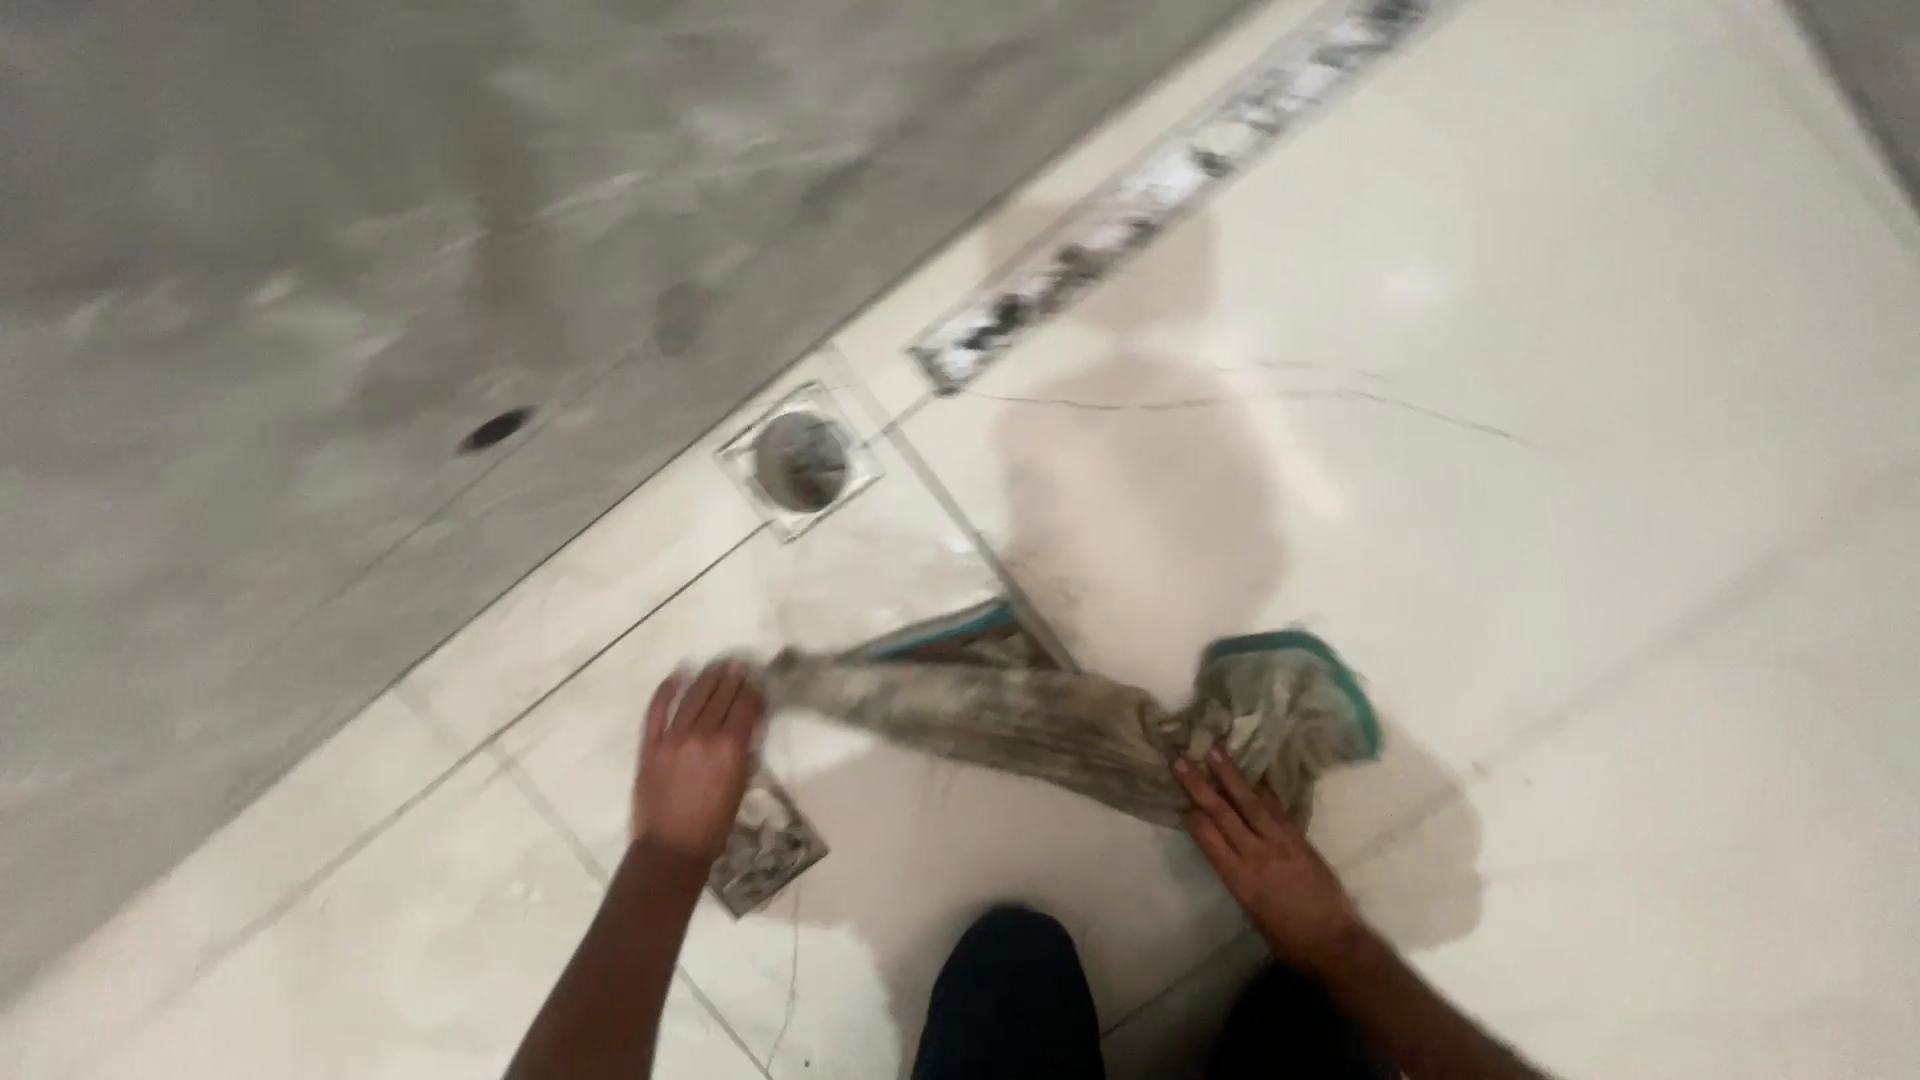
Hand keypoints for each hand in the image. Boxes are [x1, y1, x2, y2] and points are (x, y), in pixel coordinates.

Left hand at [631, 660, 762, 865]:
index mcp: (730, 747)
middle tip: (739, 665)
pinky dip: (666, 691)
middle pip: (721, 696)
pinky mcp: (650, 746)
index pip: (745, 705)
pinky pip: (657, 711)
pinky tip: (677, 676)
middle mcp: (702, 735)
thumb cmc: (714, 824)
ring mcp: (672, 738)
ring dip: (707, 677)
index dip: (753, 691)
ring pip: (693, 697)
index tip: (756, 683)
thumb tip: (747, 724)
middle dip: (733, 678)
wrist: (670, 849)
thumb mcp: (740, 785)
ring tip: (718, 665)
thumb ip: (743, 751)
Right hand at [1174, 749, 1366, 972]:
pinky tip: (1256, 774)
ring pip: (1250, 802)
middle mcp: (1256, 854)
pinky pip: (1277, 808)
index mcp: (1239, 879)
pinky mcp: (1299, 839)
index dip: (1192, 816)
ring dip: (1231, 775)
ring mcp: (1280, 842)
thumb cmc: (1287, 938)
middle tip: (1182, 760)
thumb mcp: (1250, 911)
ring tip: (1216, 752)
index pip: (1208, 837)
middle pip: (1223, 813)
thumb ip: (1236, 876)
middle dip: (1200, 786)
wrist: (1336, 943)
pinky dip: (1265, 789)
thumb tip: (1223, 851)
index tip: (1180, 800)